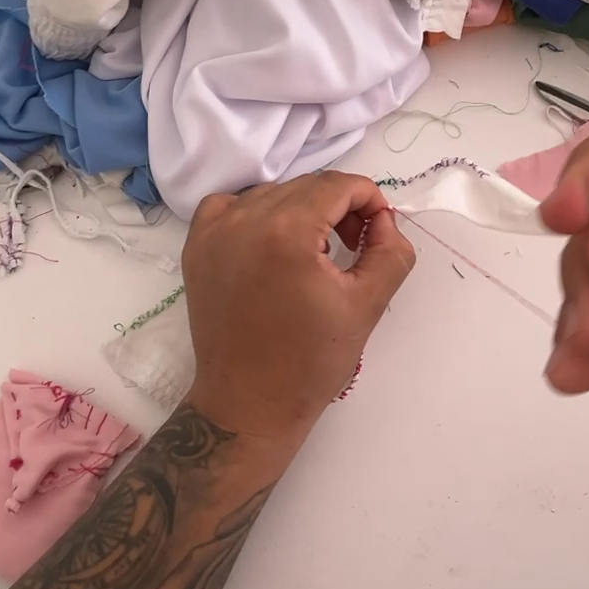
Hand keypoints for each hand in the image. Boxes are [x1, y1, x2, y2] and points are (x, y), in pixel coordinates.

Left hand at [182, 172, 417, 445]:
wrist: (249, 404)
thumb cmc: (310, 361)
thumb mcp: (368, 304)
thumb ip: (390, 250)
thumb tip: (382, 219)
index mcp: (285, 232)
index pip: (337, 185)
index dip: (369, 198)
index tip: (378, 228)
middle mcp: (244, 220)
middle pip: (307, 186)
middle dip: (340, 207)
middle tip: (355, 247)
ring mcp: (214, 232)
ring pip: (273, 193)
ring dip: (303, 210)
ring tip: (316, 253)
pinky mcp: (198, 247)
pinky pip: (232, 204)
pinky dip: (258, 212)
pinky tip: (272, 242)